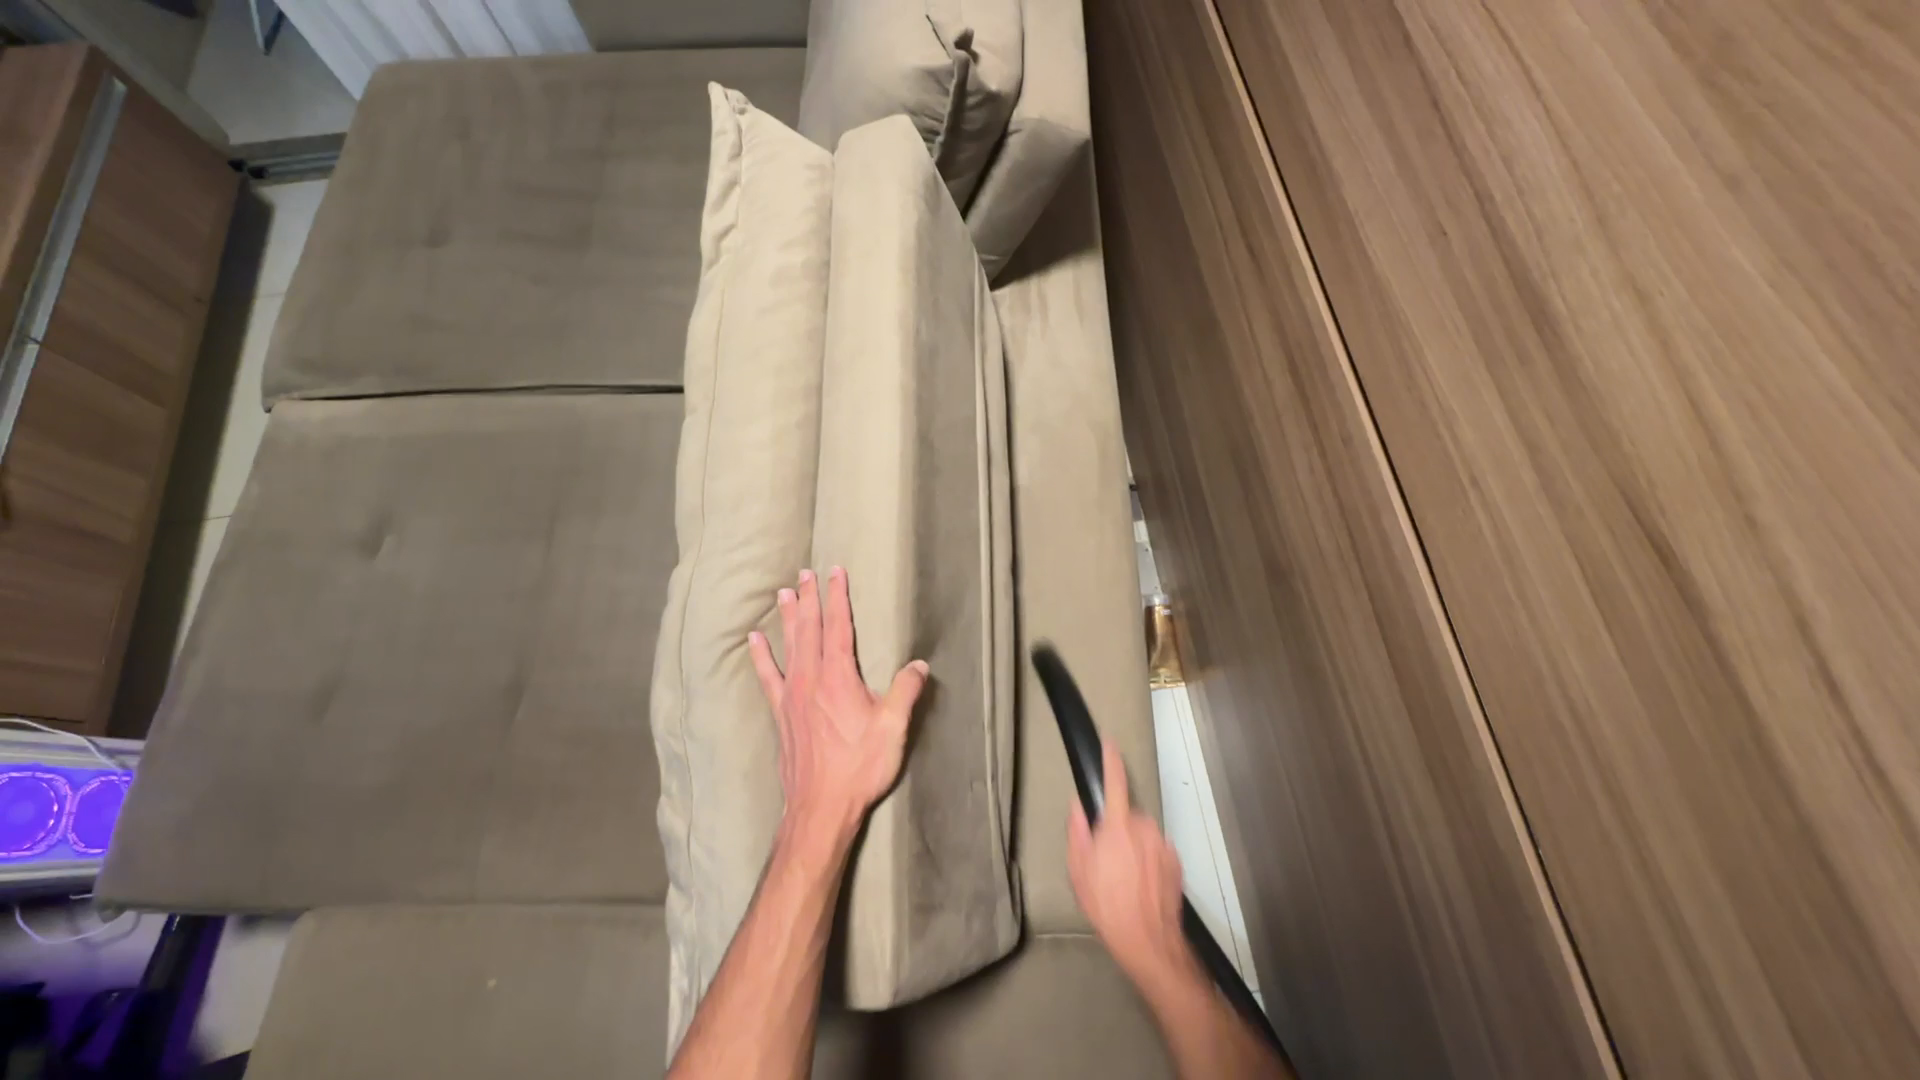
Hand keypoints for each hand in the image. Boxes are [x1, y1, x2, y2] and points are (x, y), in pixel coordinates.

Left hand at [749, 566, 929, 837]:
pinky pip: (768, 677)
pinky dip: (761, 656)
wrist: (820, 807)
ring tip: (783, 592)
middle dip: (809, 598)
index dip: (837, 598)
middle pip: (809, 630)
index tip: (835, 572)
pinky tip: (754, 640)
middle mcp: (811, 680)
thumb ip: (905, 693)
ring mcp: (792, 696)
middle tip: (805, 572)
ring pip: (789, 646)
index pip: (839, 628)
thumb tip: (918, 664)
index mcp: (839, 678)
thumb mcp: (893, 730)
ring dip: (787, 618)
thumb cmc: (859, 768)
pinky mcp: (782, 715)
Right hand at [1068, 740, 1195, 986]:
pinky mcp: (1176, 862)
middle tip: (1105, 857)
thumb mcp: (1078, 871)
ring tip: (1124, 876)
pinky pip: (1157, 849)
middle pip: (1127, 814)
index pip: (1115, 783)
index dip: (1111, 760)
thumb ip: (1077, 832)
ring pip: (1143, 833)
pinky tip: (1141, 883)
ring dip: (1134, 845)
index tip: (1109, 743)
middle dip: (1117, 828)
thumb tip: (1078, 807)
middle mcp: (1144, 828)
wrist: (1148, 941)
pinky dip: (1149, 859)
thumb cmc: (1106, 906)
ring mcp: (1163, 844)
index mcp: (1117, 826)